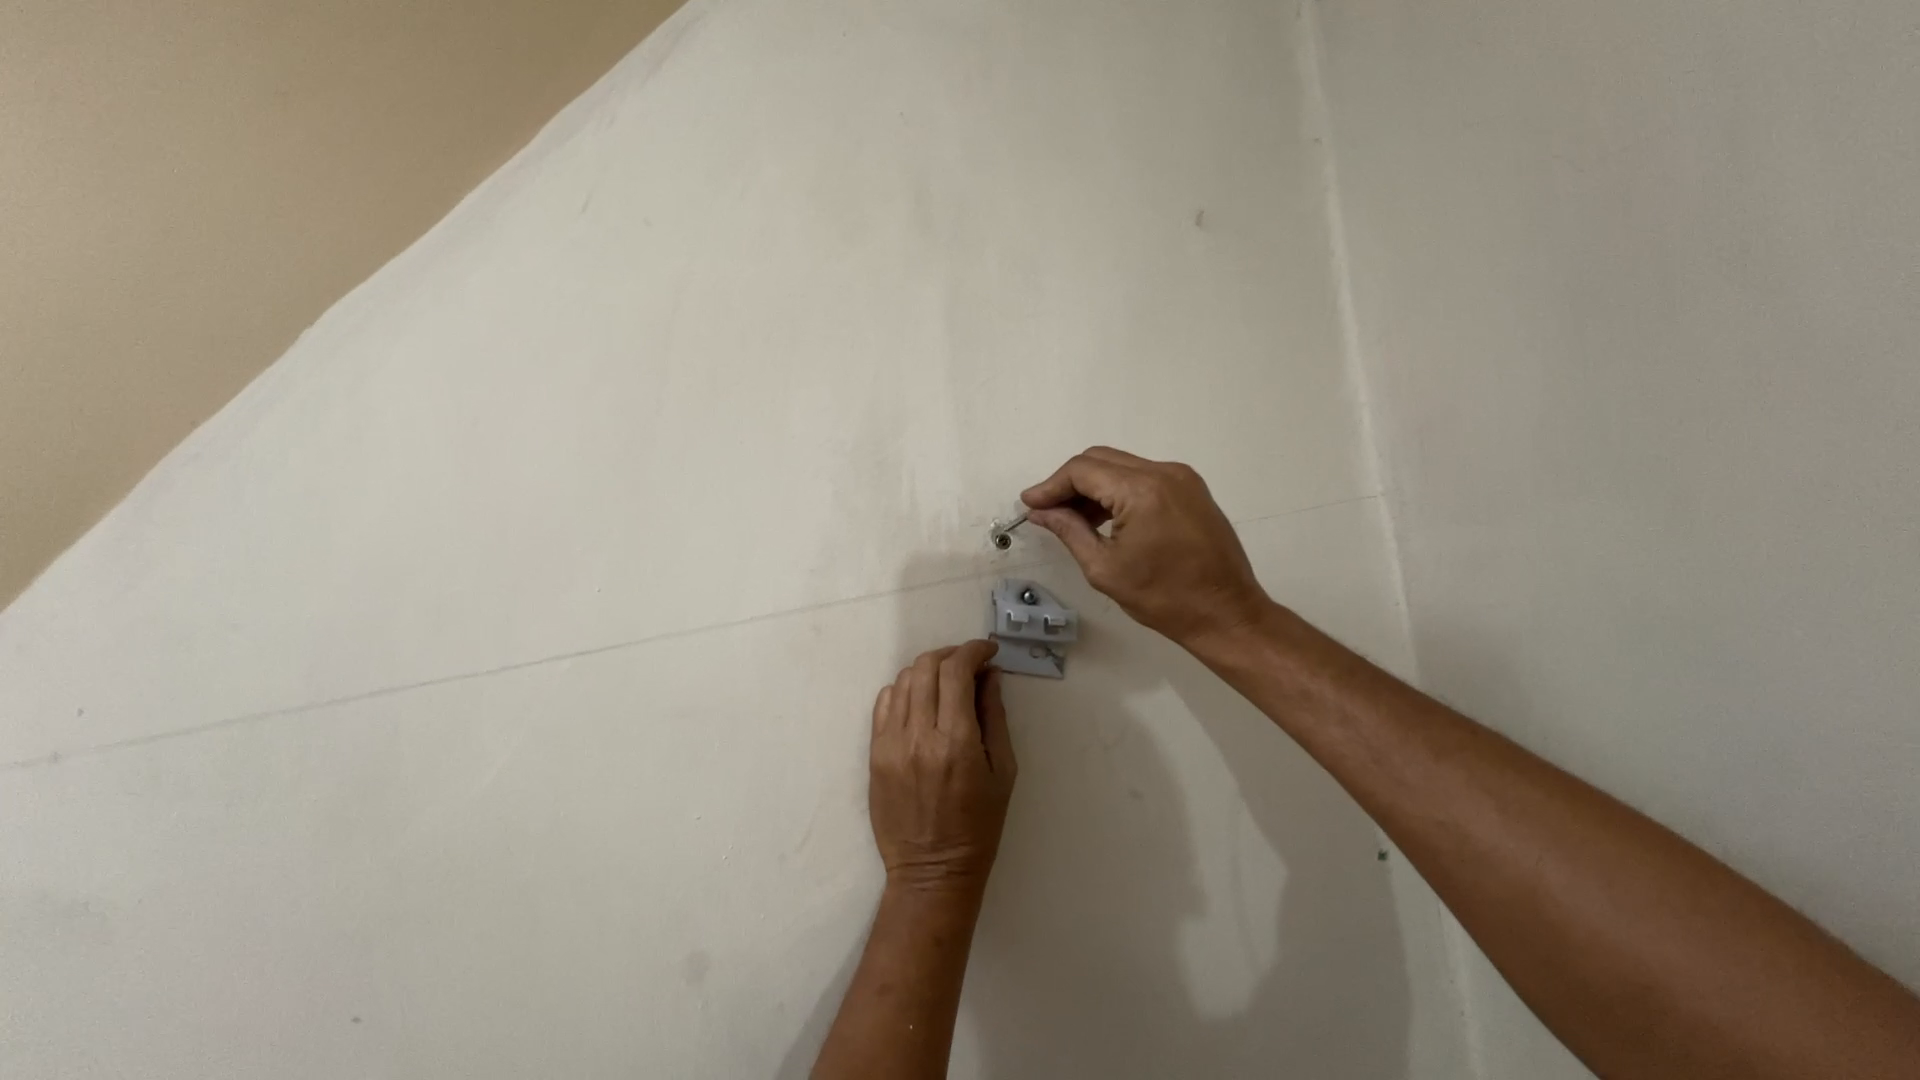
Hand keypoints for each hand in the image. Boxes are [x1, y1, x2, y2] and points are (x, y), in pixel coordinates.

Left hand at [868, 640, 1017, 895]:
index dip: (974, 651)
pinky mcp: (874, 753)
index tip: (987, 652)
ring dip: (928, 670)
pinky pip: (884, 703)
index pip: (957, 671)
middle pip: (927, 667)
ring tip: (946, 682)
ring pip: (903, 680)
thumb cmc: (979, 825)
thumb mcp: (1003, 772)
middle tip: (969, 665)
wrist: (932, 870)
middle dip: (951, 655)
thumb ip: (995, 717)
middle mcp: (919, 736)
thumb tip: (990, 676)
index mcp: (957, 742)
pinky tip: (921, 702)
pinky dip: (905, 690)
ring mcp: (890, 744)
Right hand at [1022, 447, 1269, 646]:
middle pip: (1101, 460)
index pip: (1082, 470)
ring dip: (1093, 486)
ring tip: (1070, 518)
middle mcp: (1164, 472)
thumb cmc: (1163, 598)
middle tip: (1046, 511)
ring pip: (1122, 466)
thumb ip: (1069, 530)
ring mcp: (1182, 478)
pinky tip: (1103, 517)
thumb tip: (1040, 511)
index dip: (1051, 485)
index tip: (1029, 505)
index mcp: (1142, 491)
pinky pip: (1143, 477)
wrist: (1226, 613)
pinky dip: (1117, 491)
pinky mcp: (1191, 489)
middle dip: (1069, 482)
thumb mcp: (1105, 568)